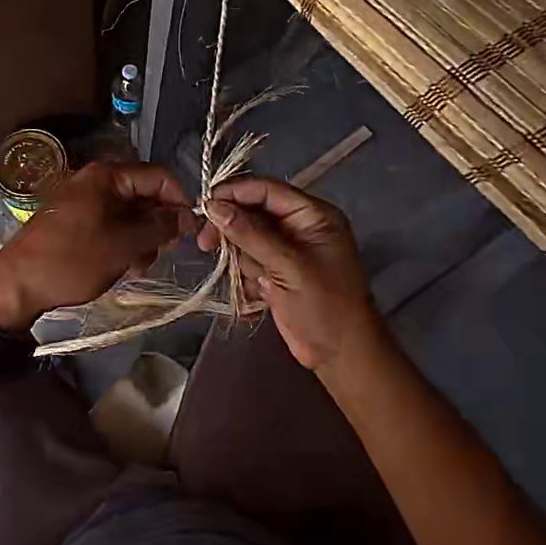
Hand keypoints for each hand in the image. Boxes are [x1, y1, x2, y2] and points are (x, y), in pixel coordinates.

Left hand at [0, 162, 199, 329]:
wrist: (15, 287)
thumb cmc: (72, 260)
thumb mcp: (124, 245)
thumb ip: (161, 227)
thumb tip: (189, 216)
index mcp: (107, 176)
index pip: (160, 176)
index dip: (179, 201)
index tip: (189, 231)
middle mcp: (96, 181)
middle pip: (145, 195)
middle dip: (158, 225)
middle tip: (161, 253)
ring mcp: (84, 201)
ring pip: (130, 214)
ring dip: (141, 239)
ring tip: (137, 266)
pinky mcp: (76, 222)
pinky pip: (111, 225)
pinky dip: (123, 243)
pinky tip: (122, 266)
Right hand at [195, 176, 379, 371]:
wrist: (341, 354)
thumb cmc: (324, 306)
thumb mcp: (288, 267)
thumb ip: (251, 234)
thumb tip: (215, 206)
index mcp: (312, 215)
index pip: (268, 190)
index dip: (235, 192)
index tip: (205, 203)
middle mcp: (299, 226)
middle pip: (253, 211)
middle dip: (230, 226)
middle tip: (204, 241)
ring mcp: (288, 250)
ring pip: (247, 237)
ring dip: (237, 254)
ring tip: (244, 276)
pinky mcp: (277, 272)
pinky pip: (250, 259)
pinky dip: (245, 272)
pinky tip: (255, 292)